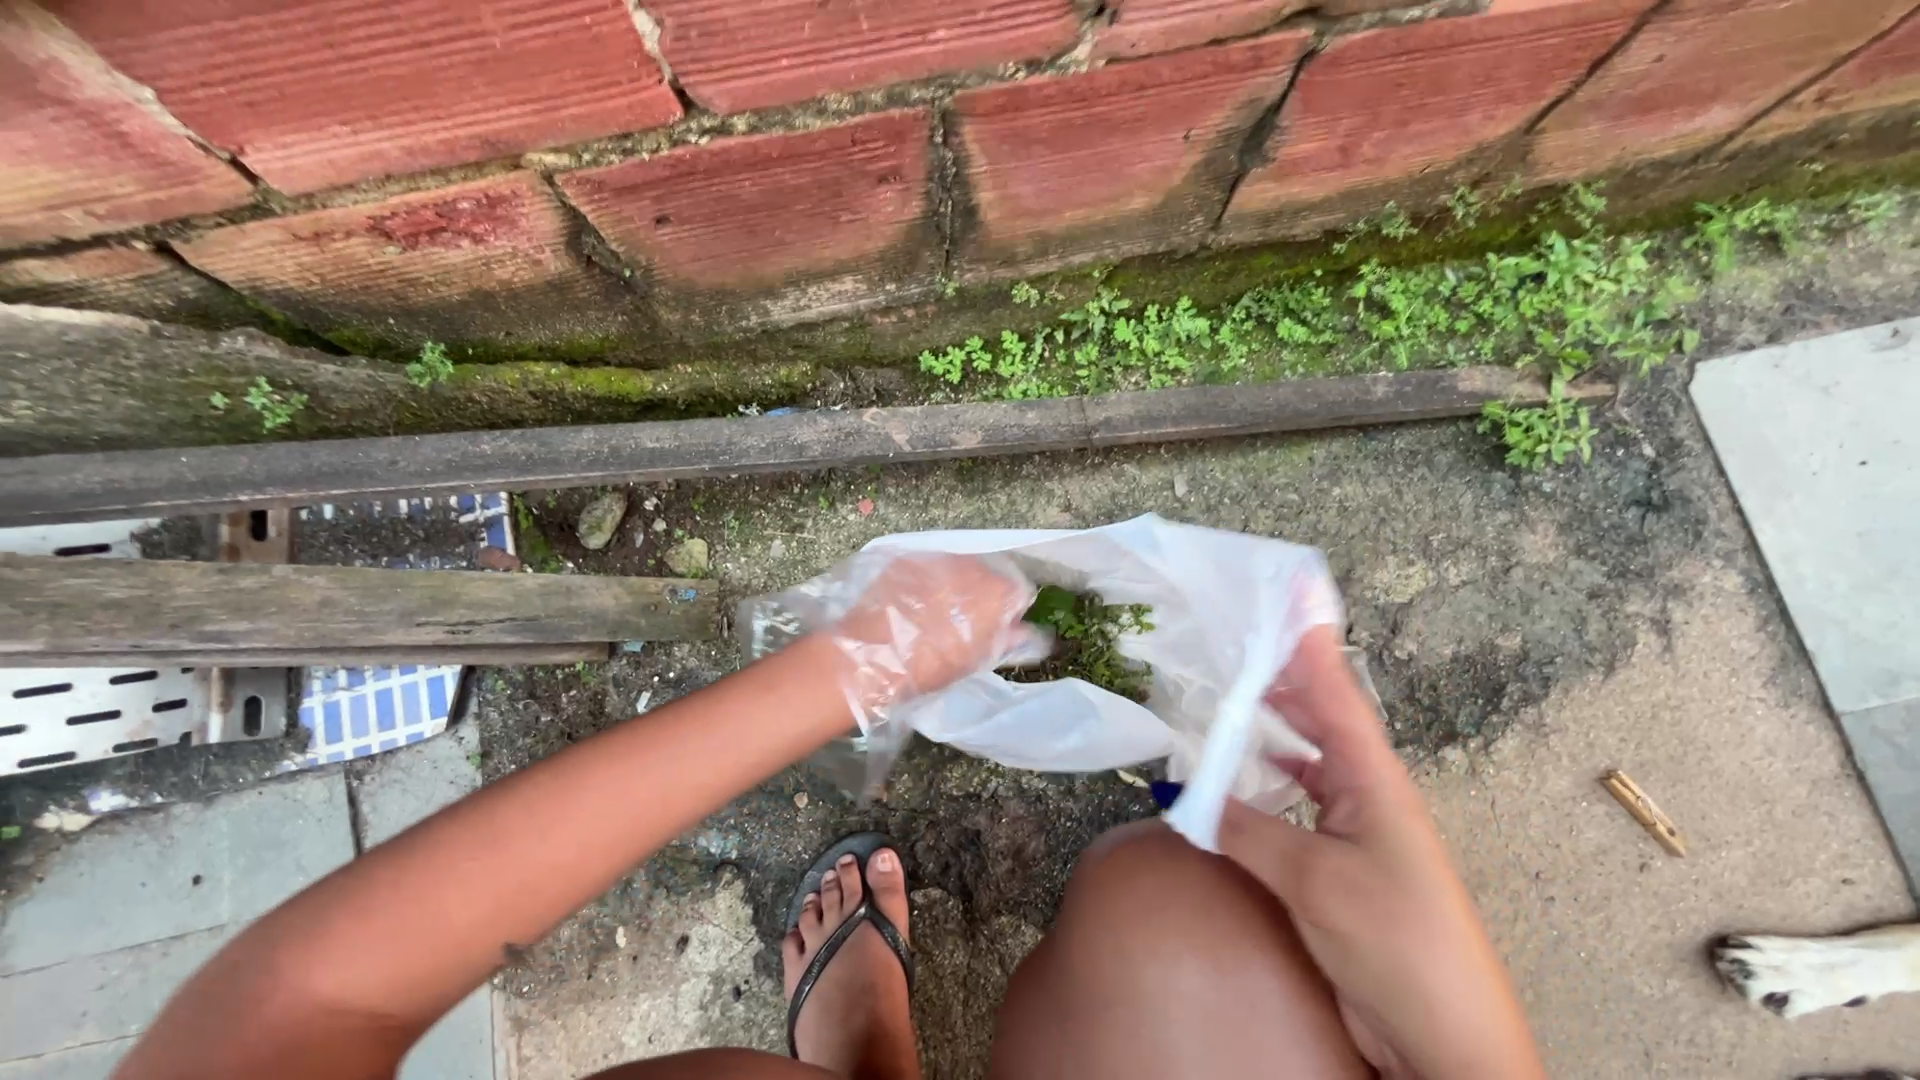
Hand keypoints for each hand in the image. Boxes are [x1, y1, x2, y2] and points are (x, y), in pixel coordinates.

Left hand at [821, 553, 1036, 715]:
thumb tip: (1024, 632)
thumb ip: (1008, 640)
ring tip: (931, 613)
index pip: (1018, 594)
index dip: (1007, 614)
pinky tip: (909, 604)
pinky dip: (923, 581)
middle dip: (980, 596)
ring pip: (957, 569)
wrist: (874, 655)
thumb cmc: (932, 666)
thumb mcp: (977, 660)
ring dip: (952, 586)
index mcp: (998, 593)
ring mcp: (938, 558)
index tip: (993, 631)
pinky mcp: (908, 557)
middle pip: (988, 576)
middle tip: (961, 623)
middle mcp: (974, 566)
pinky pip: (926, 567)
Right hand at [1217, 626, 1544, 1079]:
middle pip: (1315, 719)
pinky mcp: (1332, 868)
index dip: (1309, 638)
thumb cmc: (1399, 942)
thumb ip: (1245, 829)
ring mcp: (1349, 831)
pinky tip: (1228, 787)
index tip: (1291, 588)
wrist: (1444, 1039)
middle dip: (1276, 681)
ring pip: (1298, 763)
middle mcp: (1363, 793)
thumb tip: (1181, 794)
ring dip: (1264, 735)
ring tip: (1220, 704)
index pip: (1335, 690)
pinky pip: (1287, 810)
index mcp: (1373, 778)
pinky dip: (1257, 790)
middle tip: (1230, 646)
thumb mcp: (1314, 879)